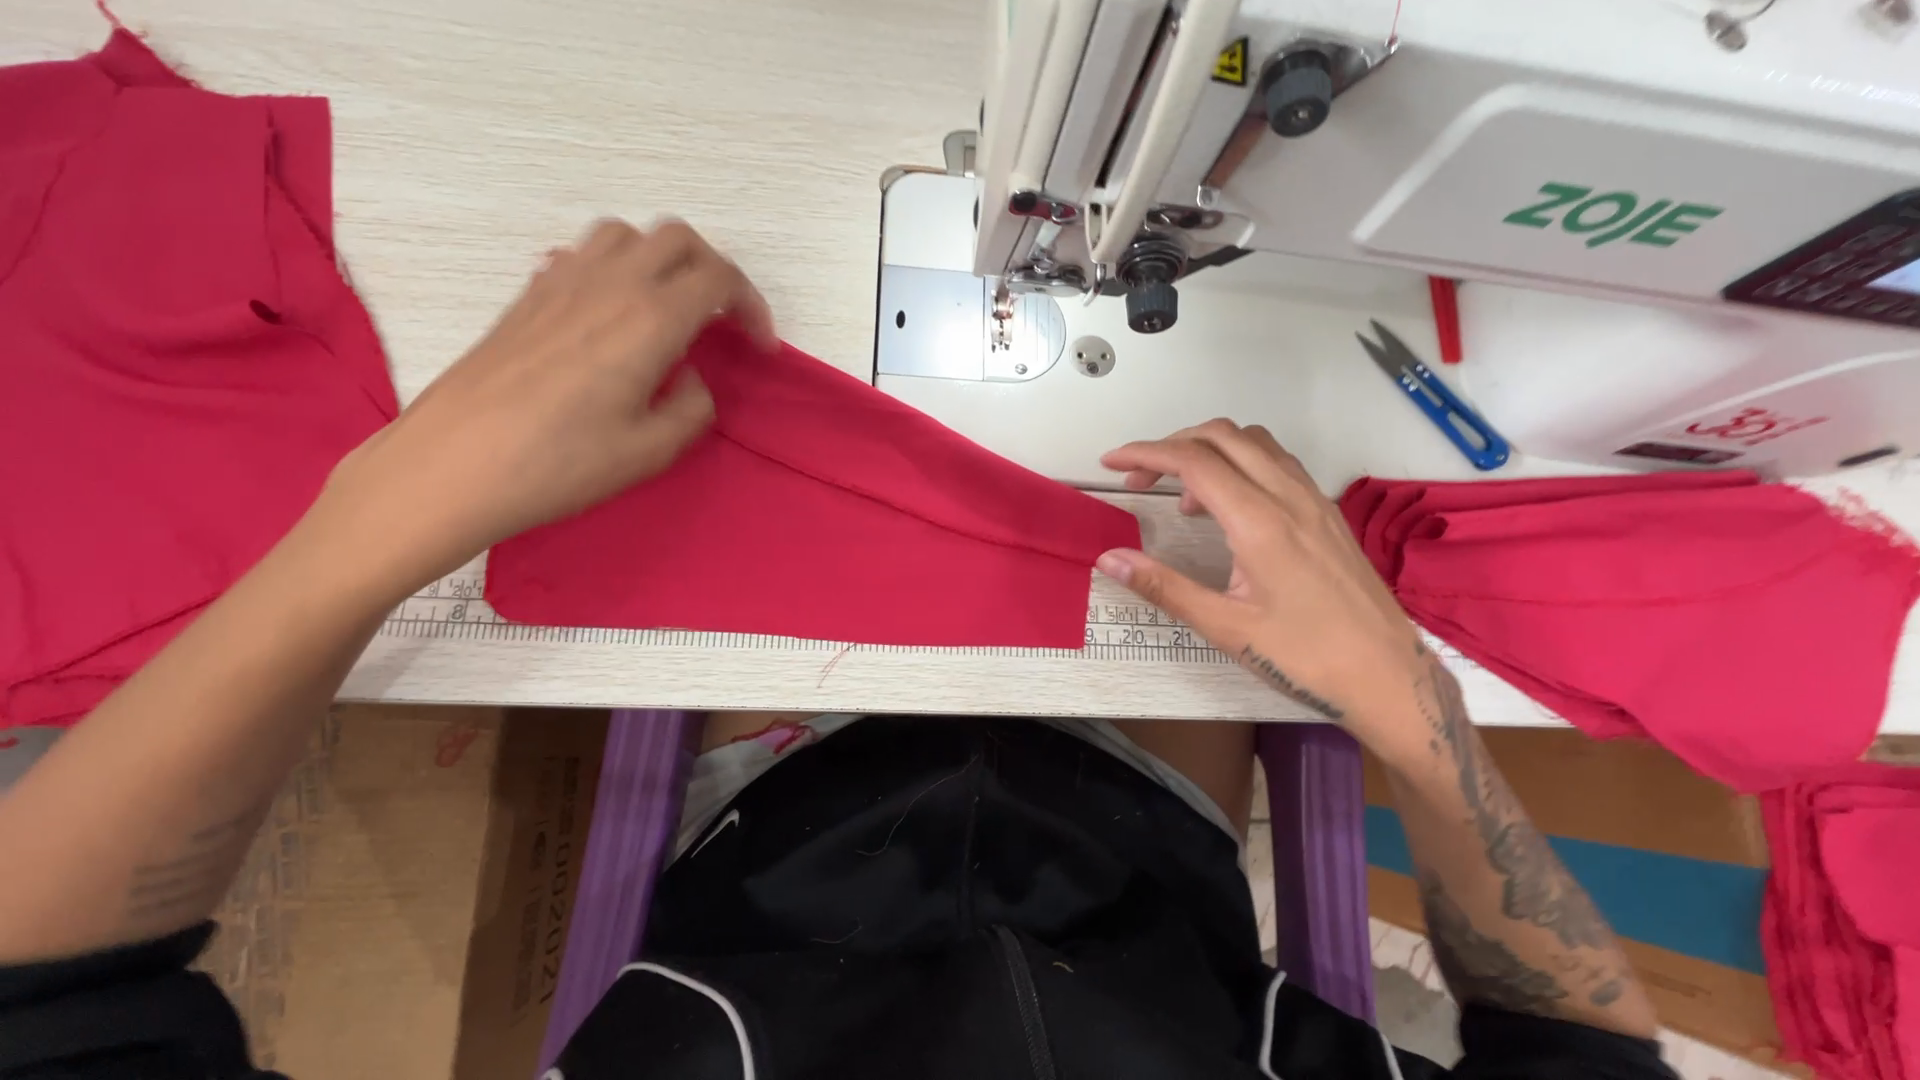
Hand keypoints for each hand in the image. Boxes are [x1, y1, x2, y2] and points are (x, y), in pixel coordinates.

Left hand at [321, 219, 775, 583]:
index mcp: (651, 319)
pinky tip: (610, 312)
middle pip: (678, 239)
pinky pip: (583, 253)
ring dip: (661, 260)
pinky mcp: (529, 294)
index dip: (751, 306)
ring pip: (628, 235)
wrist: (455, 463)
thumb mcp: (650, 451)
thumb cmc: (561, 463)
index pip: (720, 279)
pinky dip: (614, 268)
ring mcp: (563, 281)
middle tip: (721, 318)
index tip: (758, 345)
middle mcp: (611, 283)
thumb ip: (691, 407)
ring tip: (667, 307)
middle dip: (714, 270)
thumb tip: (689, 379)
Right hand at [1096, 420, 1426, 739]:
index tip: (1110, 461)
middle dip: (1172, 444)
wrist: (1388, 676)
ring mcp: (1314, 500)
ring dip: (1209, 449)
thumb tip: (1109, 559)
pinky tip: (1228, 508)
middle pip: (1223, 435)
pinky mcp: (1327, 513)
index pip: (1193, 461)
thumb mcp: (1225, 627)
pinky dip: (1240, 463)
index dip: (1145, 453)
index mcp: (1259, 521)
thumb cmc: (1305, 657)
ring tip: (1181, 494)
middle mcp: (1289, 496)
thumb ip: (1164, 586)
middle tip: (1139, 477)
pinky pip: (1278, 463)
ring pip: (1255, 442)